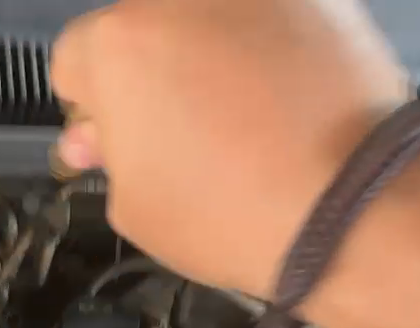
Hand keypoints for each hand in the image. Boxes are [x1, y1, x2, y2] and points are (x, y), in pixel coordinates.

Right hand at [51, 0, 408, 298]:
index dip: (91, 109)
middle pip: (140, 32)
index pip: (74, 62)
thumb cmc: (222, 214)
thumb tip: (98, 135)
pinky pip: (265, 22)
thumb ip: (105, 157)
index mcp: (118, 45)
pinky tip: (278, 106)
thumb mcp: (133, 209)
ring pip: (204, 22)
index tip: (114, 142)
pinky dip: (261, 53)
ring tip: (236, 124)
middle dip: (148, 77)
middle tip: (178, 136)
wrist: (344, 203)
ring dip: (203, 59)